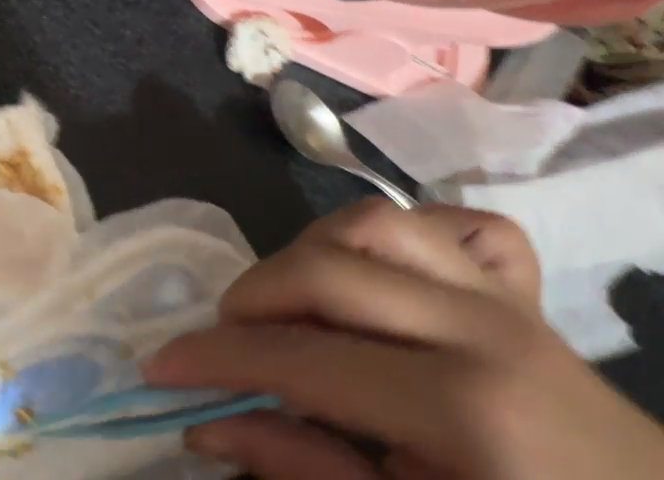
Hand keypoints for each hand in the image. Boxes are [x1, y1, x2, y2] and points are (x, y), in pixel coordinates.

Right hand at [144, 199, 663, 479]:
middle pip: (321, 270)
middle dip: (248, 300)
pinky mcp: (524, 297)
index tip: (157, 368)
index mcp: (466, 408)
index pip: (297, 357)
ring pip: (373, 224)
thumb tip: (203, 428)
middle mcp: (484, 331)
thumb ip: (304, 468)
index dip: (214, 359)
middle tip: (223, 342)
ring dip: (309, 253)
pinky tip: (373, 280)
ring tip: (291, 306)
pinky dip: (397, 237)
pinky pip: (453, 227)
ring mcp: (510, 303)